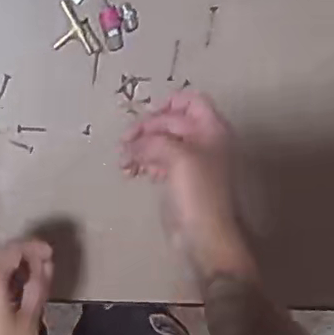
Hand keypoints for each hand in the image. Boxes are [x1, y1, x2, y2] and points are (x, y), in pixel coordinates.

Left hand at [0, 238, 53, 334]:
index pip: (15, 247)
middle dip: (24, 257)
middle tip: (44, 270)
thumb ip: (38, 288)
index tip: (51, 255)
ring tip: (30, 285)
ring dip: (10, 269)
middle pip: (0, 254)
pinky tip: (9, 296)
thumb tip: (44, 265)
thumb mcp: (27, 323)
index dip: (36, 247)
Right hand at [120, 90, 253, 276]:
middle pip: (170, 123)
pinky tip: (132, 173)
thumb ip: (154, 142)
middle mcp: (202, 141)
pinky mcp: (179, 181)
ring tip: (123, 164)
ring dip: (140, 149)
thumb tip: (132, 145)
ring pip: (161, 144)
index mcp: (210, 129)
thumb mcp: (177, 157)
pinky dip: (143, 164)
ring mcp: (191, 162)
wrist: (204, 233)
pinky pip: (158, 163)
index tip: (142, 119)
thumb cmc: (197, 193)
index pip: (189, 101)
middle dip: (145, 131)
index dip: (165, 104)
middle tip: (123, 145)